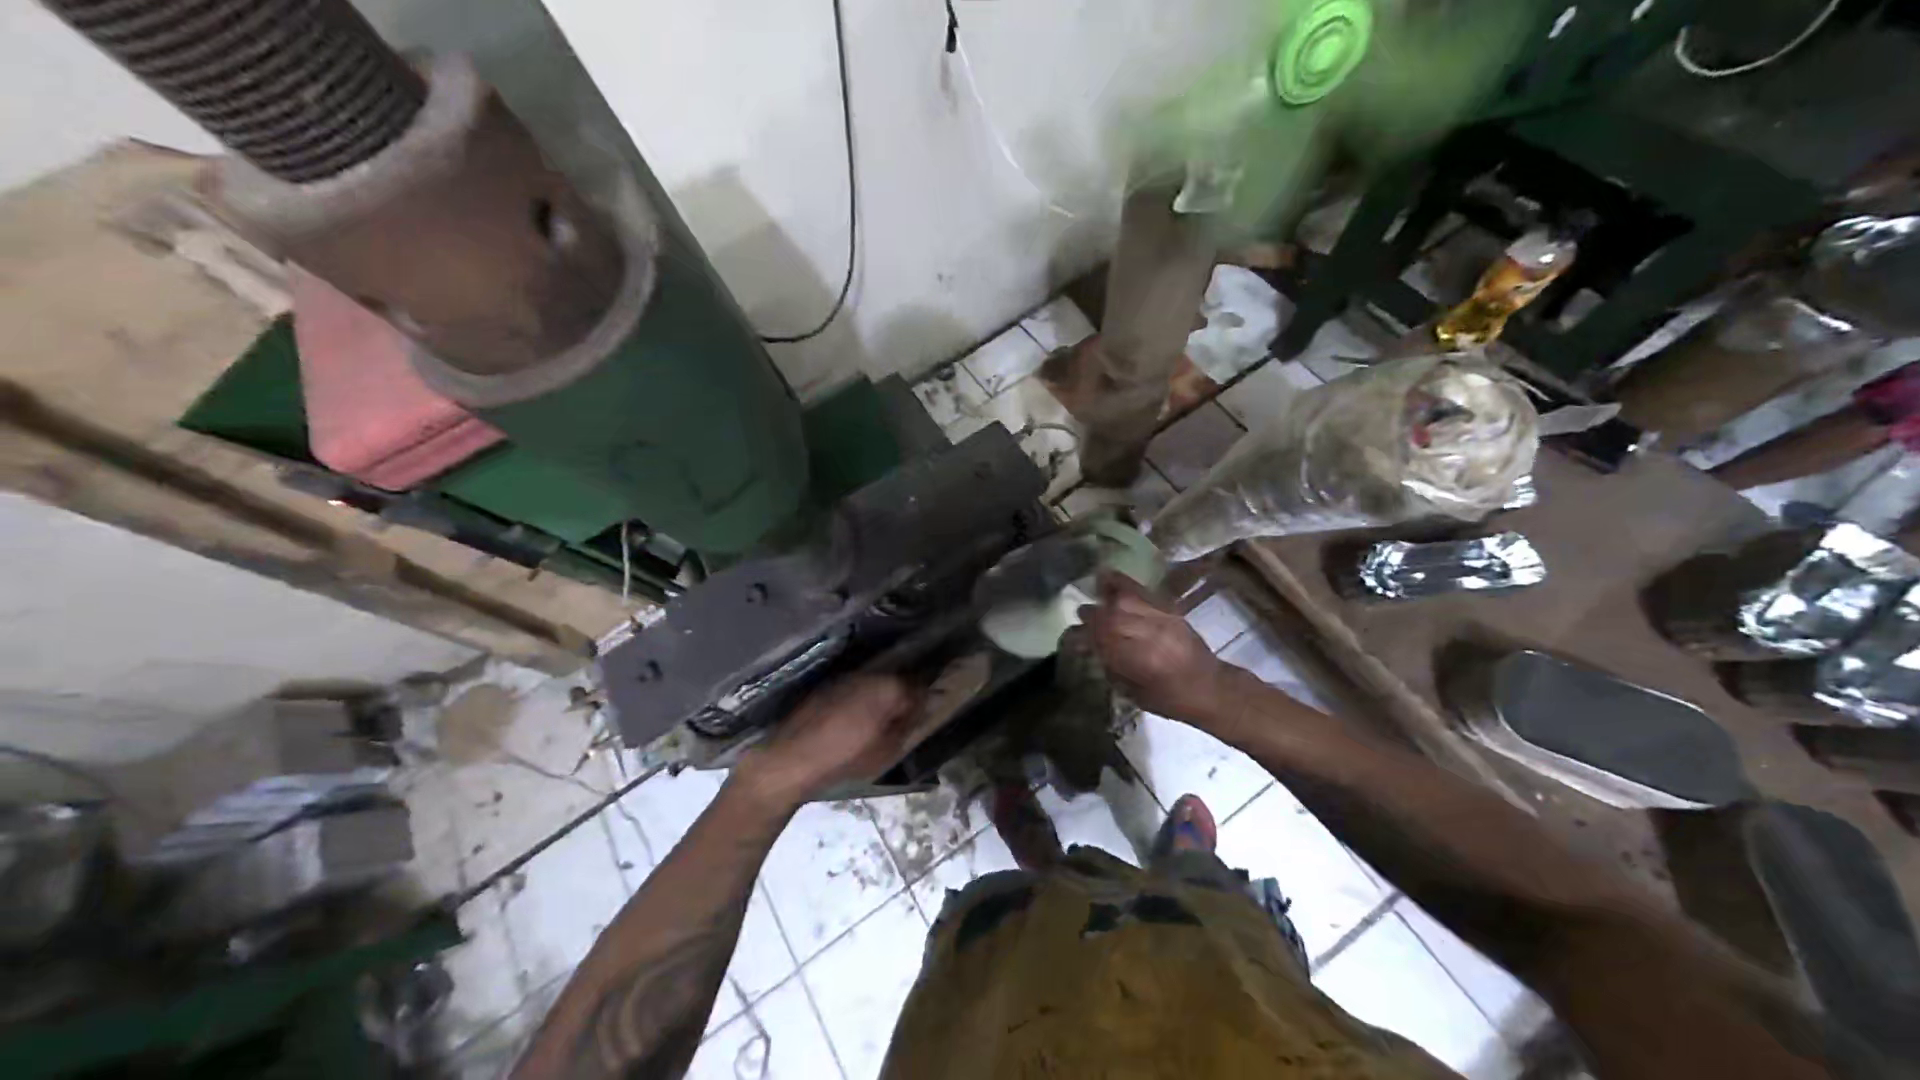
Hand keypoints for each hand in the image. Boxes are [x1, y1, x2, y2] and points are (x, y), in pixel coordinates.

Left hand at [733, 675, 920, 809]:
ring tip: (875, 722)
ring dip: (878, 698)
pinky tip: (851, 720)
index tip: (922, 716)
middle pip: (895, 682)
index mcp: (889, 688)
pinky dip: (858, 700)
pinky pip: (853, 689)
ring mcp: (845, 678)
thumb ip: (906, 727)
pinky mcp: (826, 685)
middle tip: (900, 721)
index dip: (924, 702)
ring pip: (873, 684)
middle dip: (900, 698)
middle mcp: (869, 675)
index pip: (919, 687)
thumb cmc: (844, 758)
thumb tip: (916, 713)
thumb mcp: (886, 752)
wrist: (790, 758)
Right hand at [1079, 571, 1225, 718]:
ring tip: (1095, 587)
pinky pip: (1144, 592)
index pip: (1104, 638)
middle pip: (1113, 615)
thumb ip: (1111, 667)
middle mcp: (1150, 635)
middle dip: (1094, 613)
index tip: (1073, 635)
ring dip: (1108, 593)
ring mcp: (1162, 620)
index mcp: (1140, 660)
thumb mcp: (1133, 692)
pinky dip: (1126, 584)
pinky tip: (1113, 580)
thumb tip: (1091, 648)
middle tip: (1082, 613)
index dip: (1085, 634)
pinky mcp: (1171, 610)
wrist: (1211, 688)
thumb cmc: (1170, 699)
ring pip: (1128, 598)